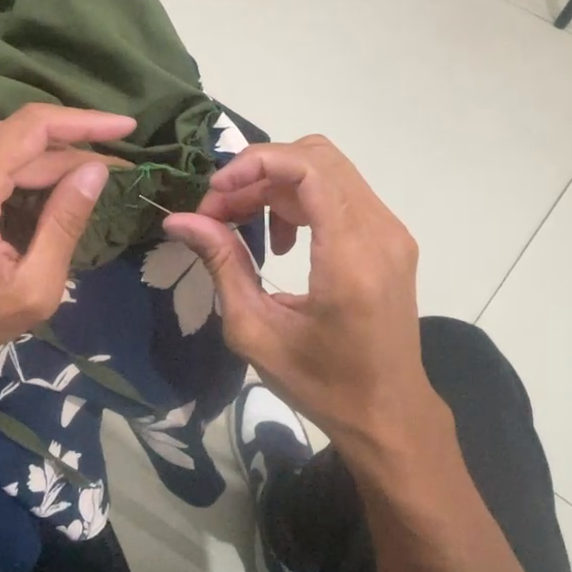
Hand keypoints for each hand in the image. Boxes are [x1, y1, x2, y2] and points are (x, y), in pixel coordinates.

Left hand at [0, 103, 131, 381]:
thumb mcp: (34, 287)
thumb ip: (64, 224)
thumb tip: (97, 170)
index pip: (32, 129)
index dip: (84, 123)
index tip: (126, 127)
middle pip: (24, 132)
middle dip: (78, 143)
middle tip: (123, 163)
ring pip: (11, 138)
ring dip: (57, 150)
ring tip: (101, 168)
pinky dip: (32, 161)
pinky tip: (62, 178)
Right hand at [163, 136, 434, 456]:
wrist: (388, 414)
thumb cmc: (320, 383)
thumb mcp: (256, 331)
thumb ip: (222, 265)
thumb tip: (179, 220)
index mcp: (350, 259)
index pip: (309, 169)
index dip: (254, 164)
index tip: (214, 194)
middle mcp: (380, 233)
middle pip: (317, 157)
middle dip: (258, 172)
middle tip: (219, 211)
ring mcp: (392, 233)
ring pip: (328, 170)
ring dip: (276, 184)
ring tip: (238, 222)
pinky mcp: (391, 240)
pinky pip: (341, 193)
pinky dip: (300, 198)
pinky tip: (279, 238)